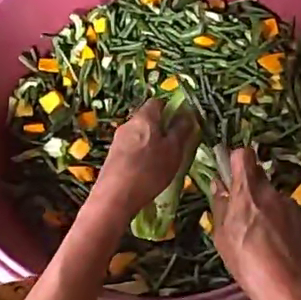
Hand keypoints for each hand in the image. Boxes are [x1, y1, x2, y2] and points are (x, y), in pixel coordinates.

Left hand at [86, 99, 198, 220]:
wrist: (114, 197)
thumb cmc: (149, 170)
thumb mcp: (174, 150)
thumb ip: (181, 130)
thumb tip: (187, 113)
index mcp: (144, 117)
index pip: (158, 102)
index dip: (172, 109)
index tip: (182, 124)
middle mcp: (128, 124)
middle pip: (148, 119)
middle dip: (162, 129)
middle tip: (176, 146)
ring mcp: (117, 141)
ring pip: (139, 136)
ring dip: (152, 144)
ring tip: (163, 163)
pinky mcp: (112, 157)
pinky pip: (131, 150)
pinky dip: (141, 156)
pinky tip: (147, 173)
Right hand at [209, 148, 300, 299]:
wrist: (288, 284)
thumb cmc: (246, 261)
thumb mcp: (222, 236)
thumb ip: (220, 205)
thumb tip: (218, 184)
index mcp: (247, 191)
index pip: (243, 155)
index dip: (236, 161)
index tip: (231, 175)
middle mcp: (271, 191)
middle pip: (257, 178)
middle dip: (248, 190)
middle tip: (241, 214)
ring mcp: (290, 203)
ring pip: (271, 197)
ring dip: (264, 208)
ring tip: (260, 236)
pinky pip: (285, 211)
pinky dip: (279, 220)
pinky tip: (276, 242)